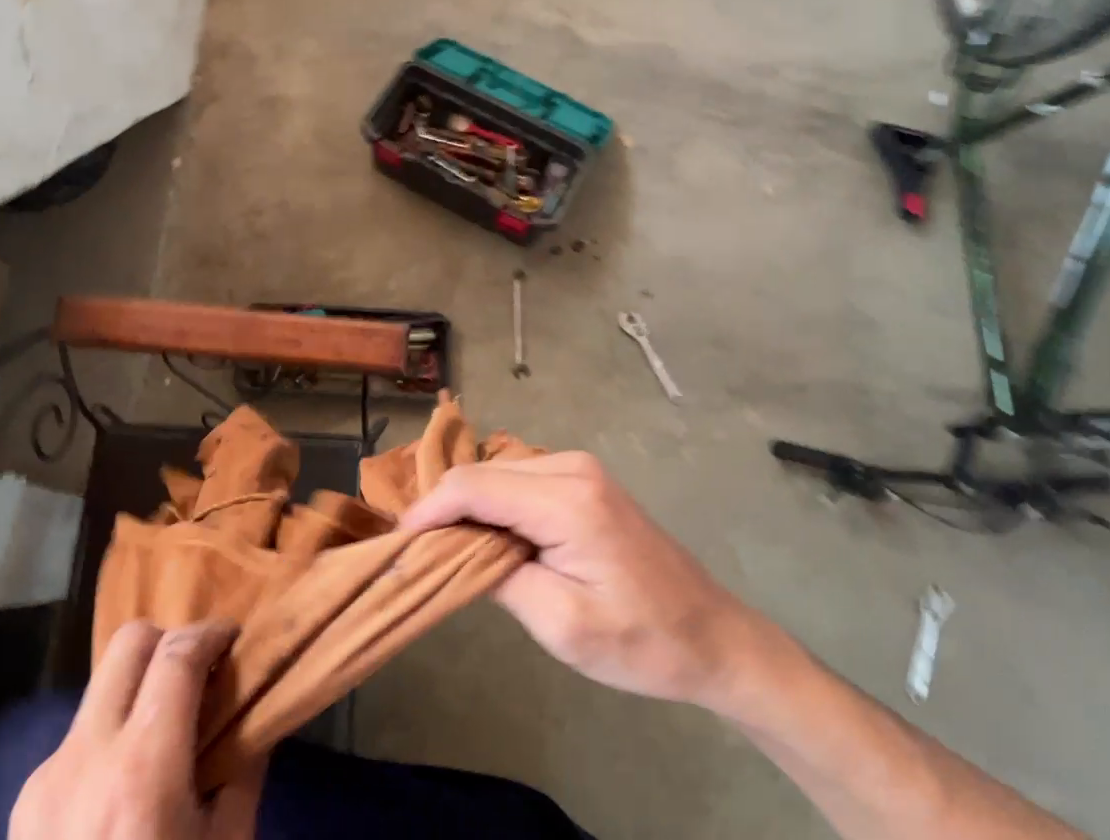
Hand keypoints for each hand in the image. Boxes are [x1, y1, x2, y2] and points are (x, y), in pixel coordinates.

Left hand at [10, 620, 255, 839]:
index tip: (233, 637)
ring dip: (140, 689)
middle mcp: (85, 754)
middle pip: (126, 644)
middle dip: (171, 639)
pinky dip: (113, 735)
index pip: (176, 656)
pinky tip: (128, 788)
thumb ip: (245, 773)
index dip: (211, 633)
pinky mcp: (25, 797)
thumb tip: (255, 719)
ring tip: (170, 736)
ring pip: (100, 688)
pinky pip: (79, 737)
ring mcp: (47, 773)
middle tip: (203, 670)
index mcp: (143, 768)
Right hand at [400, 452, 760, 706]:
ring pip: (497, 474)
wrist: (714, 638)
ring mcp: (581, 470)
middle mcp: (572, 468)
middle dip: (442, 509)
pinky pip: (519, 482)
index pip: (472, 486)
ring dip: (466, 507)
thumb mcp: (561, 623)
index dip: (426, 511)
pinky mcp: (585, 482)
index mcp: (567, 500)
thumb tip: (450, 550)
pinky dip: (493, 505)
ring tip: (443, 551)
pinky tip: (485, 539)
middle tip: (414, 554)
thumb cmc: (642, 642)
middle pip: (481, 474)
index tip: (395, 545)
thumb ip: (497, 577)